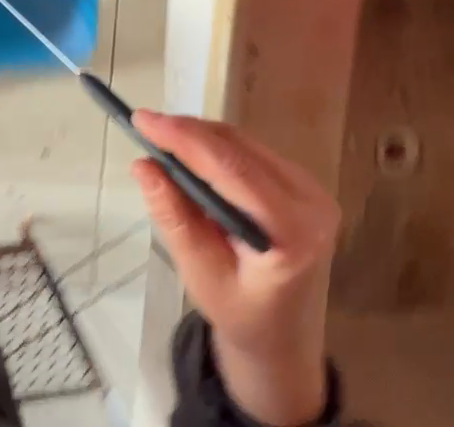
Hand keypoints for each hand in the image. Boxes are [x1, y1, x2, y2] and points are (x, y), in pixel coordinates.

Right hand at [131, 112, 339, 426]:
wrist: (282, 333)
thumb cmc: (241, 312)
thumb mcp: (200, 272)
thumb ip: (174, 217)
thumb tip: (143, 165)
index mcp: (293, 232)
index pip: (233, 169)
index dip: (185, 139)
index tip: (142, 120)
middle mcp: (311, 202)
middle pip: (238, 148)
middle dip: (187, 132)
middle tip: (142, 126)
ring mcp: (310, 189)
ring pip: (242, 143)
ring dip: (197, 136)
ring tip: (158, 139)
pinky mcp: (299, 184)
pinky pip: (248, 150)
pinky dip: (212, 146)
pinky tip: (186, 152)